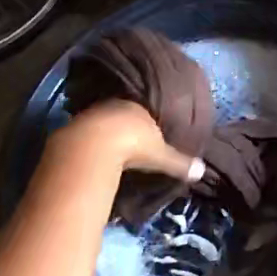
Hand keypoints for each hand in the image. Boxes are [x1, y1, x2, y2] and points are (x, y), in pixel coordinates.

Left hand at [48, 100, 204, 181]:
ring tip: (111, 146)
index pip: (146, 110)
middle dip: (126, 125)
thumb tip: (202, 170)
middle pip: (123, 113)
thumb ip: (179, 162)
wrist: (93, 144)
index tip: (149, 131)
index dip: (148, 120)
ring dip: (107, 131)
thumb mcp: (161, 155)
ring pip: (104, 120)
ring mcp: (94, 113)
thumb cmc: (134, 146)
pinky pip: (87, 130)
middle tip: (130, 138)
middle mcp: (116, 105)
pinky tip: (93, 150)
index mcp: (139, 107)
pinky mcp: (75, 124)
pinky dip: (91, 139)